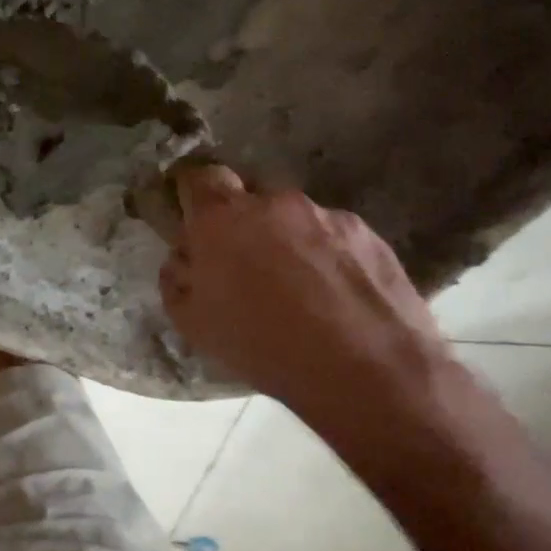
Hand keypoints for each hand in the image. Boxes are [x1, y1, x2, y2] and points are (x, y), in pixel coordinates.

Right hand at [158, 165, 449, 410]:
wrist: (370, 373)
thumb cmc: (261, 344)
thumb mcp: (190, 319)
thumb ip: (177, 275)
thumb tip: (188, 257)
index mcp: (221, 218)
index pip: (198, 176)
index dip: (191, 192)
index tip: (192, 217)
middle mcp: (274, 205)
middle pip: (249, 197)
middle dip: (241, 221)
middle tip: (243, 262)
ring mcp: (329, 218)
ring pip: (293, 218)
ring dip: (286, 239)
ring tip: (295, 285)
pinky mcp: (373, 238)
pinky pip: (332, 236)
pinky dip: (325, 255)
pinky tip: (331, 294)